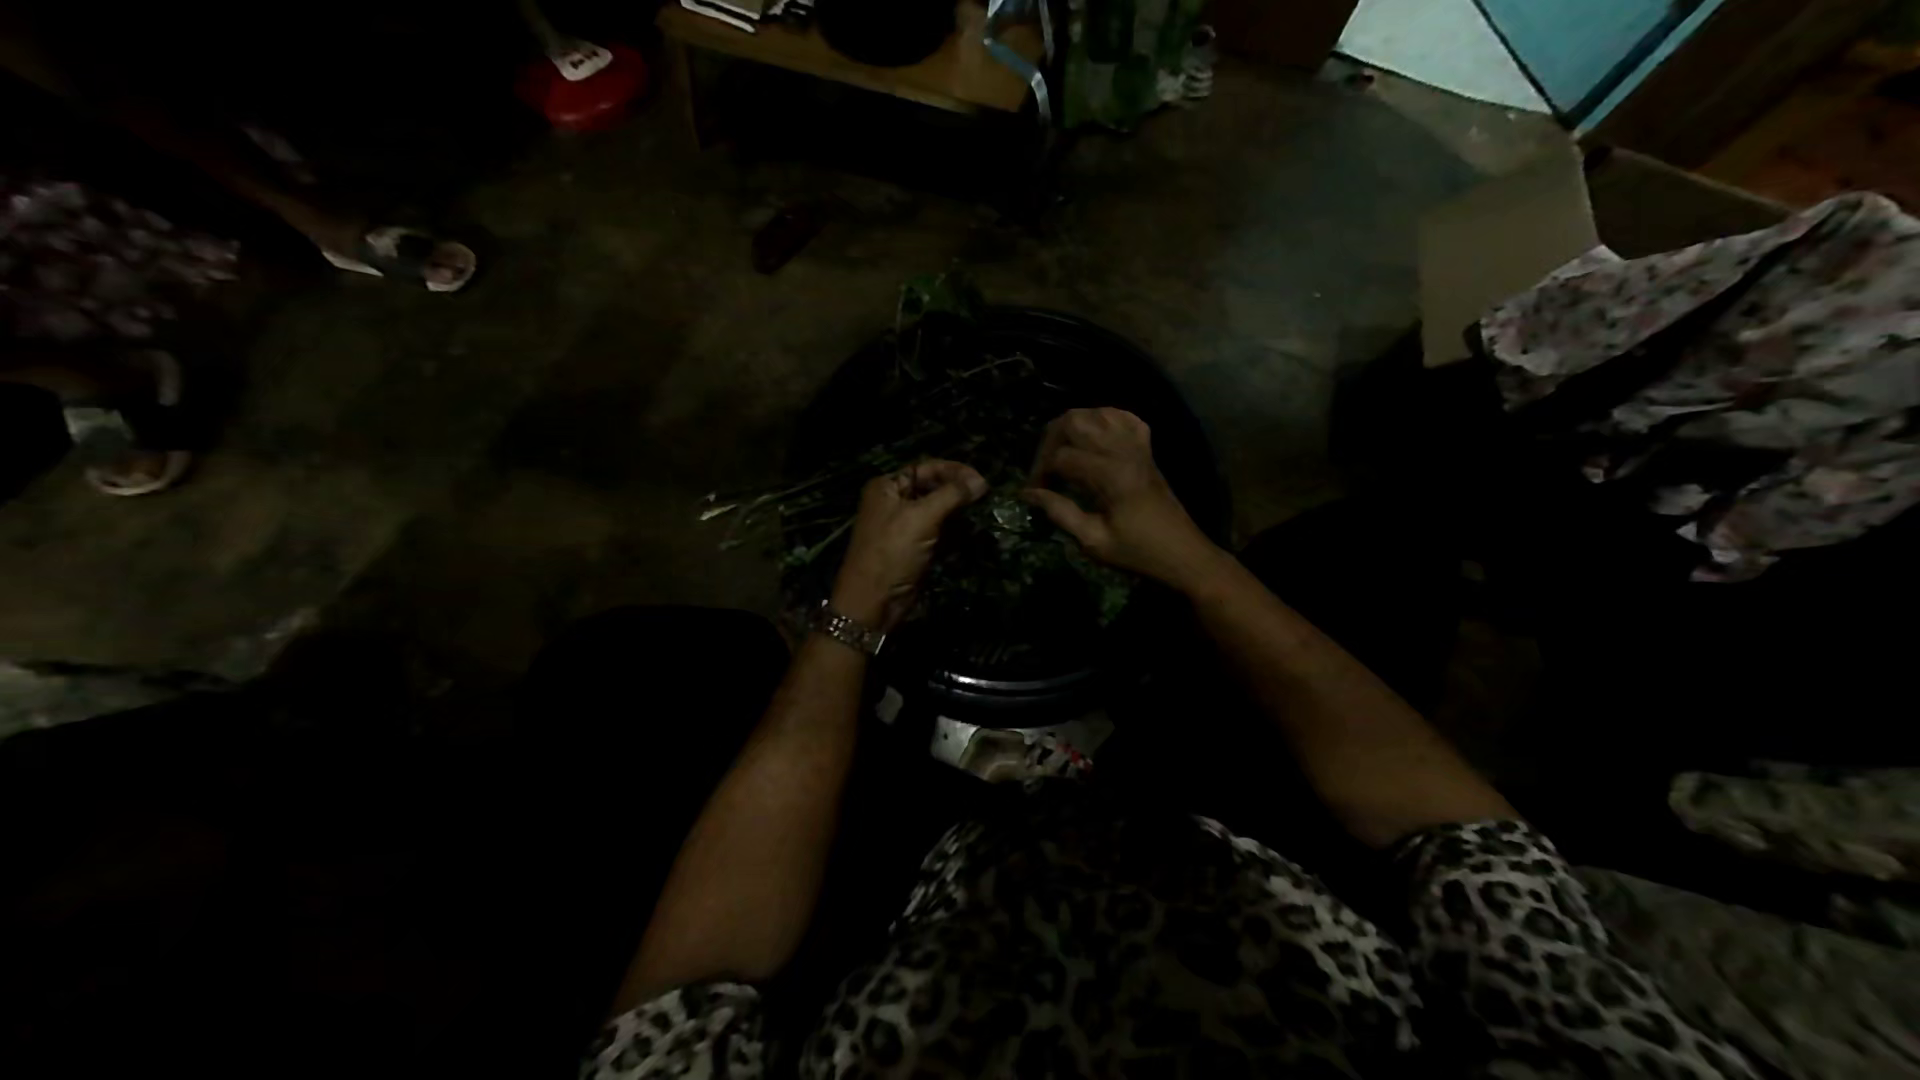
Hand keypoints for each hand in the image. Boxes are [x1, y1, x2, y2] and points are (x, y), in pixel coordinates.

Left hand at [832, 460, 987, 631]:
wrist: (873, 602)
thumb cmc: (892, 552)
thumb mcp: (921, 518)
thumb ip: (952, 495)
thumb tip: (981, 481)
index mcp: (887, 487)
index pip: (925, 467)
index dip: (953, 470)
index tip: (981, 479)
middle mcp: (895, 502)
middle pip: (933, 488)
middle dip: (958, 492)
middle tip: (985, 496)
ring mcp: (905, 527)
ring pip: (939, 512)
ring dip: (960, 514)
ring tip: (982, 515)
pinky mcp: (916, 548)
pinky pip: (940, 533)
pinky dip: (955, 533)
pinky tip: (972, 534)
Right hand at [1023, 408, 1224, 592]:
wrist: (1183, 554)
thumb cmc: (1137, 552)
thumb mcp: (1093, 541)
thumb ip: (1059, 512)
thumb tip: (1029, 494)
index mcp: (1109, 475)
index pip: (1060, 457)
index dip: (1039, 472)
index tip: (1032, 492)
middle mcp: (1122, 451)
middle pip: (1074, 421)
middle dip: (1049, 442)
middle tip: (1043, 469)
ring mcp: (1137, 446)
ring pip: (1096, 412)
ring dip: (1072, 427)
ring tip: (1061, 451)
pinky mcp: (1147, 448)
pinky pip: (1123, 417)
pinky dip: (1103, 419)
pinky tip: (1093, 436)